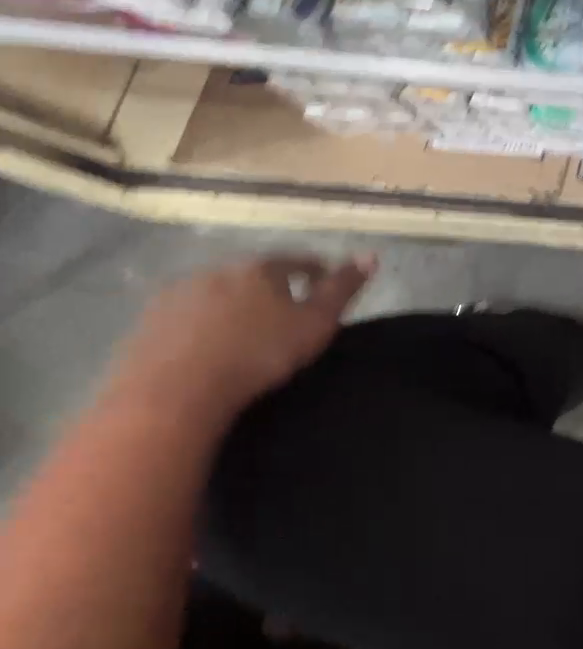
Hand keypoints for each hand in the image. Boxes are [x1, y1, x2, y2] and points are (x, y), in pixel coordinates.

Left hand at [110, 256, 374, 419]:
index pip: (298, 261)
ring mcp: (175, 296)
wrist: (170, 393)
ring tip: (248, 335)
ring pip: (218, 295)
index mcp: (259, 267)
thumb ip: (343, 288)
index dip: (317, 273)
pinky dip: (204, 326)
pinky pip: (188, 317)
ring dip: (235, 307)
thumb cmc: (258, 353)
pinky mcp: (145, 324)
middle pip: (254, 275)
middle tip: (288, 316)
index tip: (326, 292)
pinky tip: (212, 349)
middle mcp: (215, 271)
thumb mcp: (317, 322)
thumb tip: (372, 255)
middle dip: (272, 290)